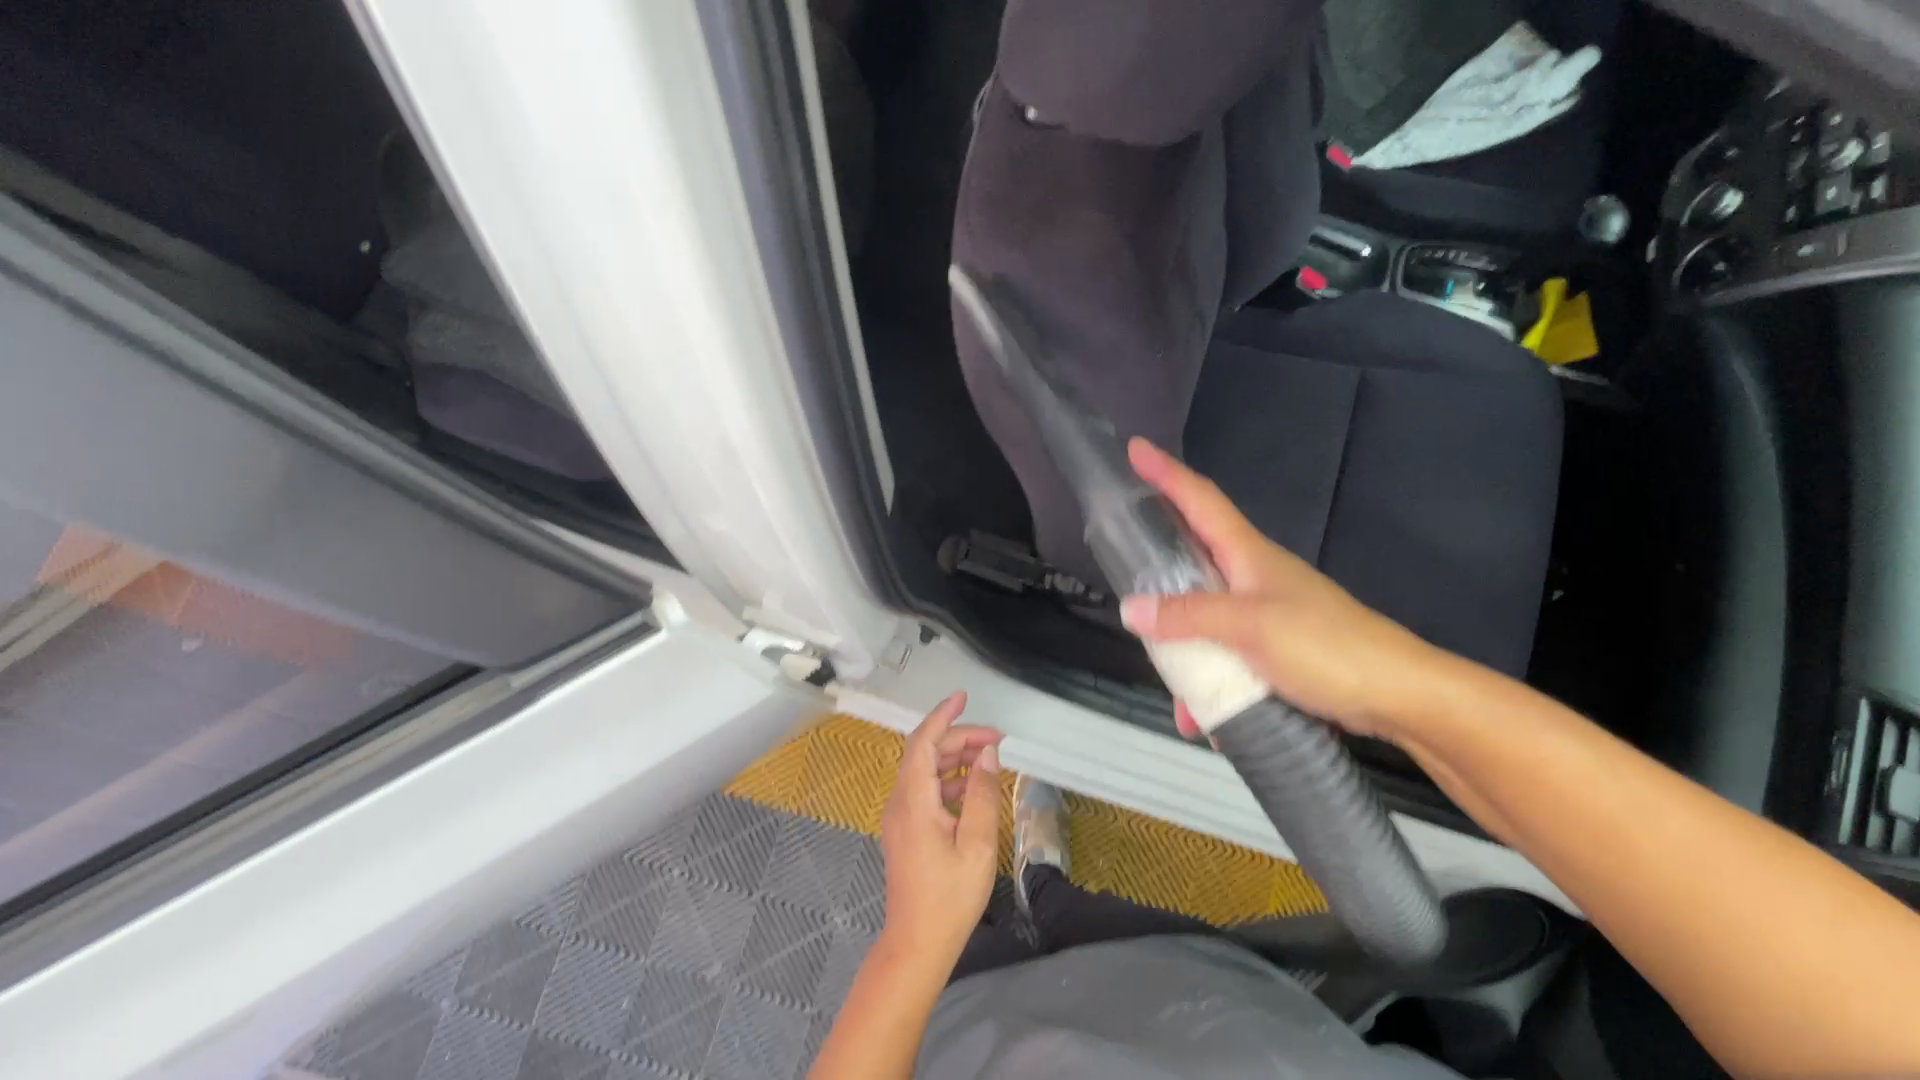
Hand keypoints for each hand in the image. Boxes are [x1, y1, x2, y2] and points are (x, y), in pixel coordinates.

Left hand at [878, 692, 1002, 963]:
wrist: (918, 943)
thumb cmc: (950, 896)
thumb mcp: (977, 843)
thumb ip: (983, 793)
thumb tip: (987, 753)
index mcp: (913, 801)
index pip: (923, 742)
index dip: (943, 715)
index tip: (963, 696)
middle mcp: (899, 803)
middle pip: (924, 754)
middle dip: (958, 738)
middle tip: (997, 738)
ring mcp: (899, 818)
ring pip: (925, 772)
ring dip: (955, 759)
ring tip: (990, 757)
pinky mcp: (905, 832)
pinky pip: (925, 792)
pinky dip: (949, 781)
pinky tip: (974, 788)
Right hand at [1118, 438, 1445, 741]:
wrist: (1397, 694)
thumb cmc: (1327, 646)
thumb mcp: (1250, 627)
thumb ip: (1189, 616)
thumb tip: (1131, 610)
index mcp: (1248, 554)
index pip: (1200, 500)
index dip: (1165, 473)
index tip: (1134, 448)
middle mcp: (1251, 577)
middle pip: (1191, 560)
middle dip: (1157, 573)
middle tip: (1126, 582)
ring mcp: (1262, 614)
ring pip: (1202, 620)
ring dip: (1183, 653)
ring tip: (1174, 693)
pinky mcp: (1272, 650)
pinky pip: (1224, 658)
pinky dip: (1210, 684)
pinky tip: (1204, 719)